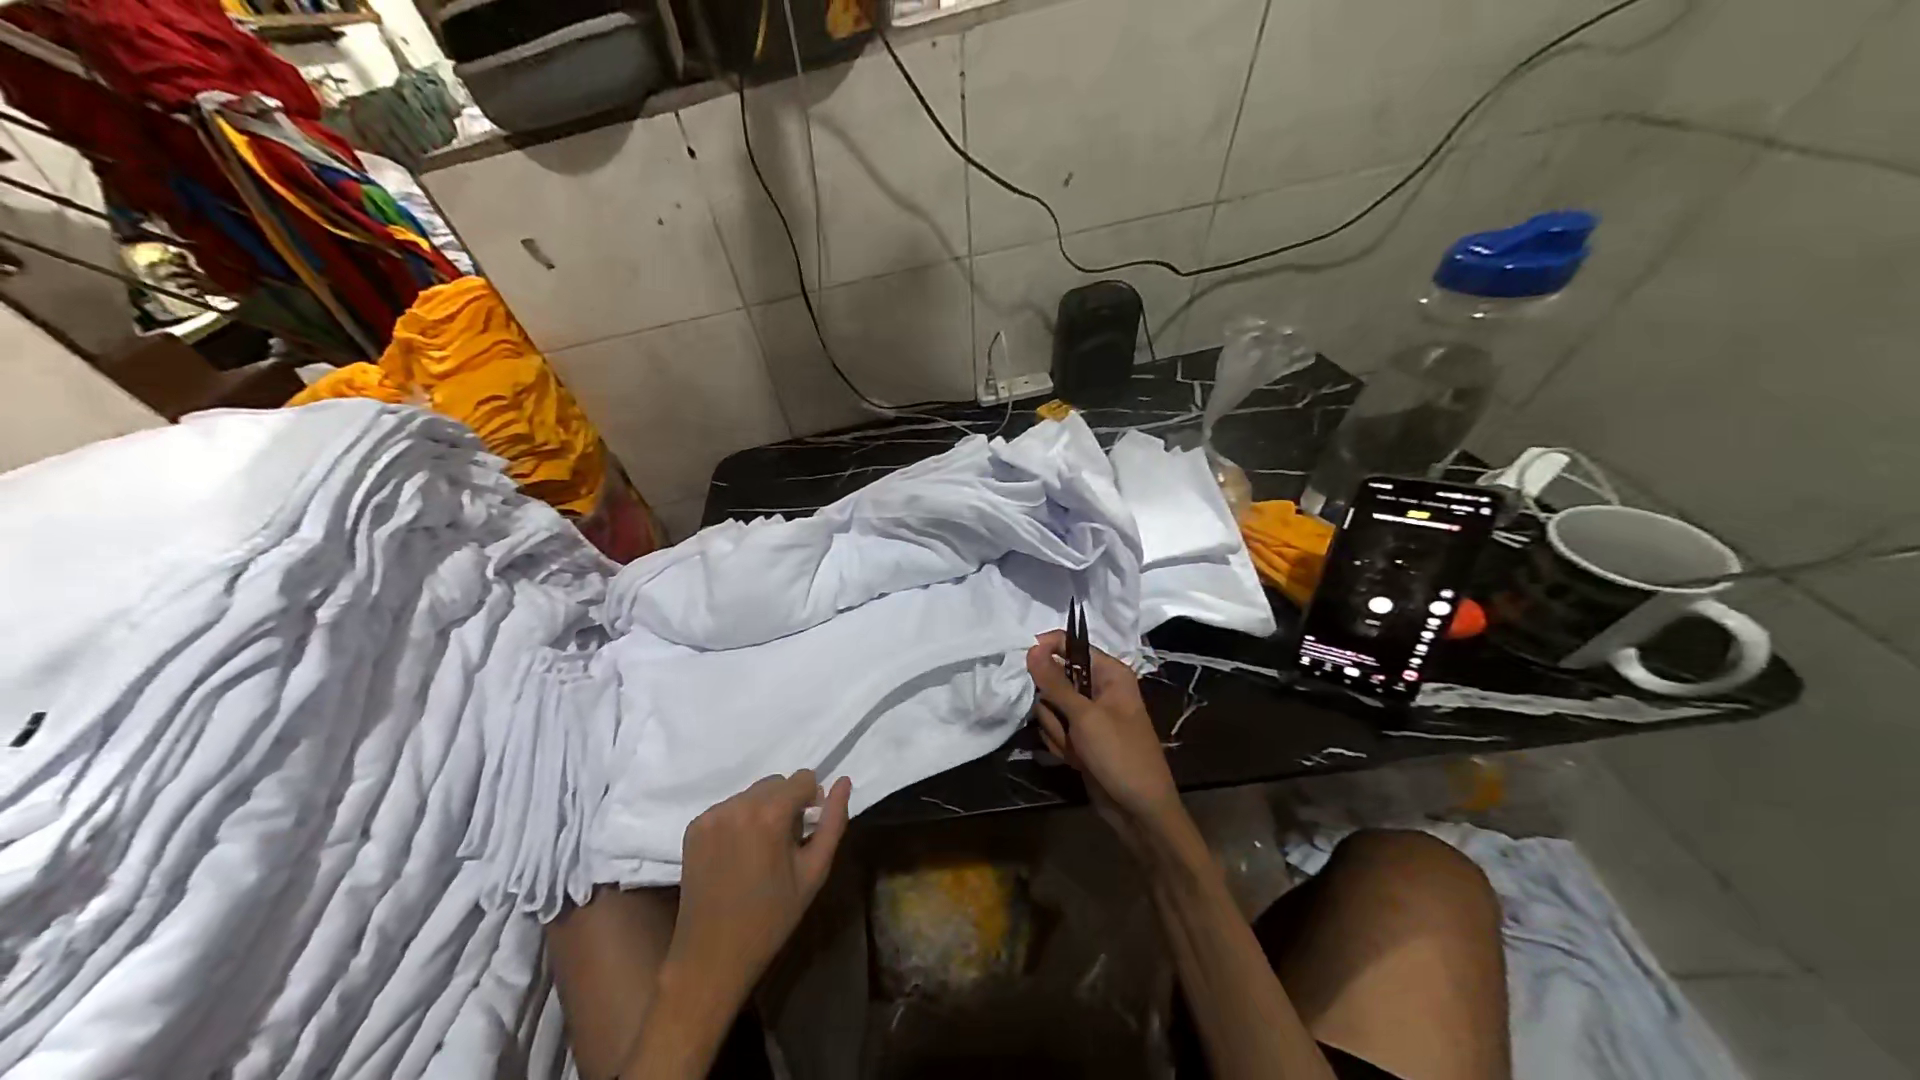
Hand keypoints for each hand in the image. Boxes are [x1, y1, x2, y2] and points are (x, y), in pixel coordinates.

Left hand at [668, 771, 852, 1001]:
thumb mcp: (814, 871)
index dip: (812, 801)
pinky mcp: (694, 826)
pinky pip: (729, 807)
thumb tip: (844, 781)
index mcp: (769, 815)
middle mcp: (737, 805)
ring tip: (760, 851)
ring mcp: (711, 815)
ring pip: (752, 793)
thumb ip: (833, 821)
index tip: (806, 831)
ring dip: (763, 810)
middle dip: (787, 804)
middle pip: (776, 783)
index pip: (803, 778)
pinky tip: (737, 854)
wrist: (712, 955)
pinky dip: (739, 820)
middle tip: (785, 845)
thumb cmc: (772, 917)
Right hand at [1027, 631, 1181, 841]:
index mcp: (1109, 673)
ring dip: (1057, 730)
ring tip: (1078, 748)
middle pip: (1053, 678)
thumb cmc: (1120, 755)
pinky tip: (1077, 761)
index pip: (1069, 645)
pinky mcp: (1080, 738)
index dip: (1045, 650)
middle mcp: (1098, 688)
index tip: (1024, 664)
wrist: (1139, 810)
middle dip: (1052, 705)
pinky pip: (1055, 730)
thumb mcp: (1085, 716)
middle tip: (1067, 723)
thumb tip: (1031, 648)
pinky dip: (1061, 745)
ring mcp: (1088, 715)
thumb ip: (1055, 682)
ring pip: (1050, 708)